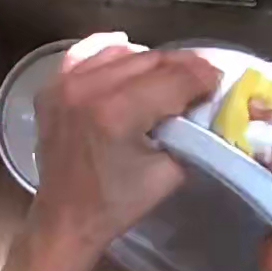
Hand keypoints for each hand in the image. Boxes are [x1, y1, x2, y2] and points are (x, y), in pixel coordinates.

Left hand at [28, 34, 219, 261]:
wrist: (65, 219)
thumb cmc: (116, 204)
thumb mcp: (168, 174)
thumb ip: (190, 135)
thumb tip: (205, 105)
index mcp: (117, 114)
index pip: (173, 80)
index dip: (203, 77)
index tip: (219, 80)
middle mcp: (88, 90)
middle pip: (149, 60)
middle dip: (182, 67)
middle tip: (202, 77)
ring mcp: (65, 86)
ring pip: (121, 53)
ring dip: (151, 60)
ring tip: (169, 75)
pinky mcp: (51, 89)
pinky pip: (84, 54)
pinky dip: (109, 50)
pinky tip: (127, 51)